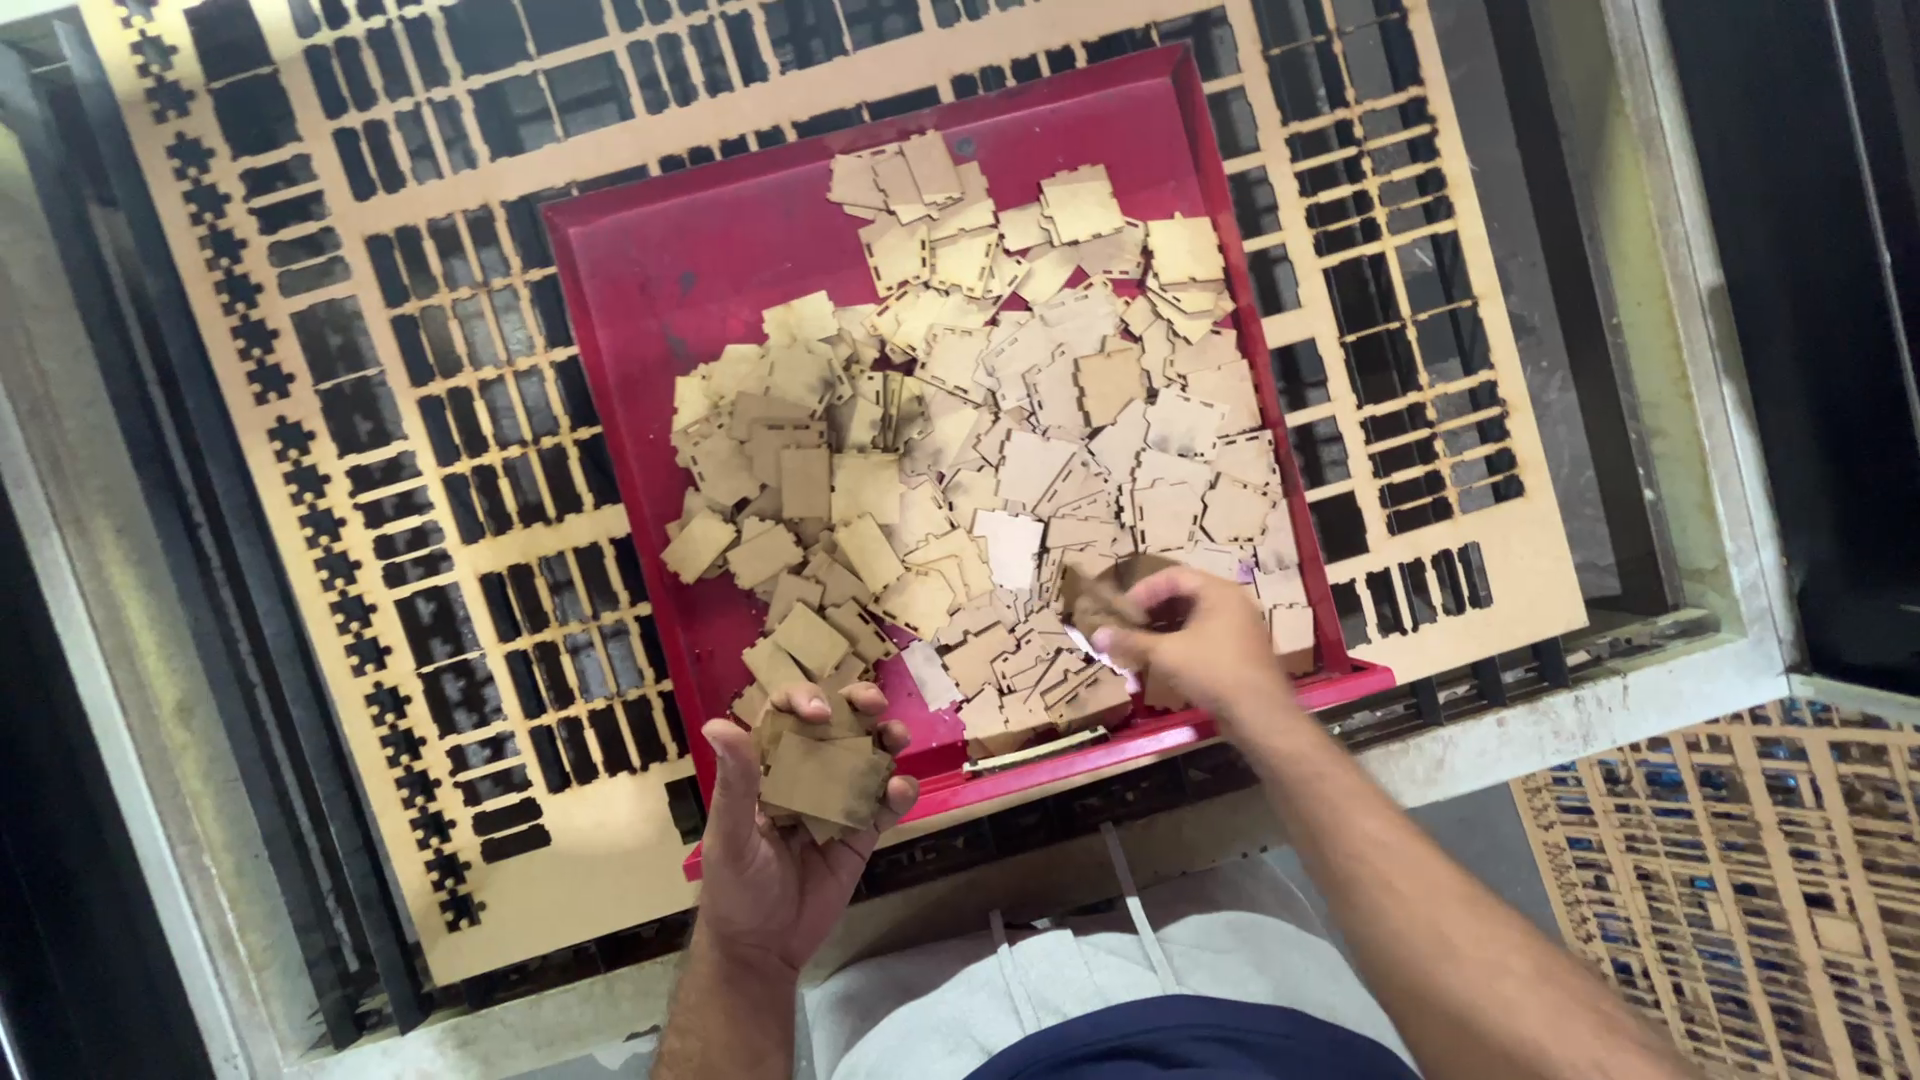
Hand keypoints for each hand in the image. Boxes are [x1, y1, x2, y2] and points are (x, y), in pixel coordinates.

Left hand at [697, 682, 918, 973]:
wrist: (764, 949)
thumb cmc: (735, 888)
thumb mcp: (730, 835)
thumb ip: (734, 782)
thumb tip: (716, 722)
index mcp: (769, 766)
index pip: (786, 714)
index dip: (804, 699)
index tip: (821, 712)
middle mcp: (807, 773)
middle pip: (837, 723)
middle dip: (859, 704)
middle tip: (874, 703)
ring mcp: (838, 800)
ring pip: (869, 755)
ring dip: (887, 738)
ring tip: (897, 739)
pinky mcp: (862, 831)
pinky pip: (886, 802)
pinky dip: (899, 791)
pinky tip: (899, 791)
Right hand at [1091, 565, 1298, 737]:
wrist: (1260, 715)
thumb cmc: (1213, 672)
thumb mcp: (1165, 654)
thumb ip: (1130, 641)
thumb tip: (1095, 635)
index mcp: (1218, 591)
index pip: (1172, 576)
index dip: (1142, 590)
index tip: (1122, 610)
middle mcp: (1233, 601)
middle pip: (1184, 594)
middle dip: (1152, 609)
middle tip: (1128, 624)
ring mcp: (1241, 626)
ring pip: (1194, 616)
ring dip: (1165, 626)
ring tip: (1141, 642)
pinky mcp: (1242, 649)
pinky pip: (1206, 633)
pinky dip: (1182, 640)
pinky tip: (1165, 659)